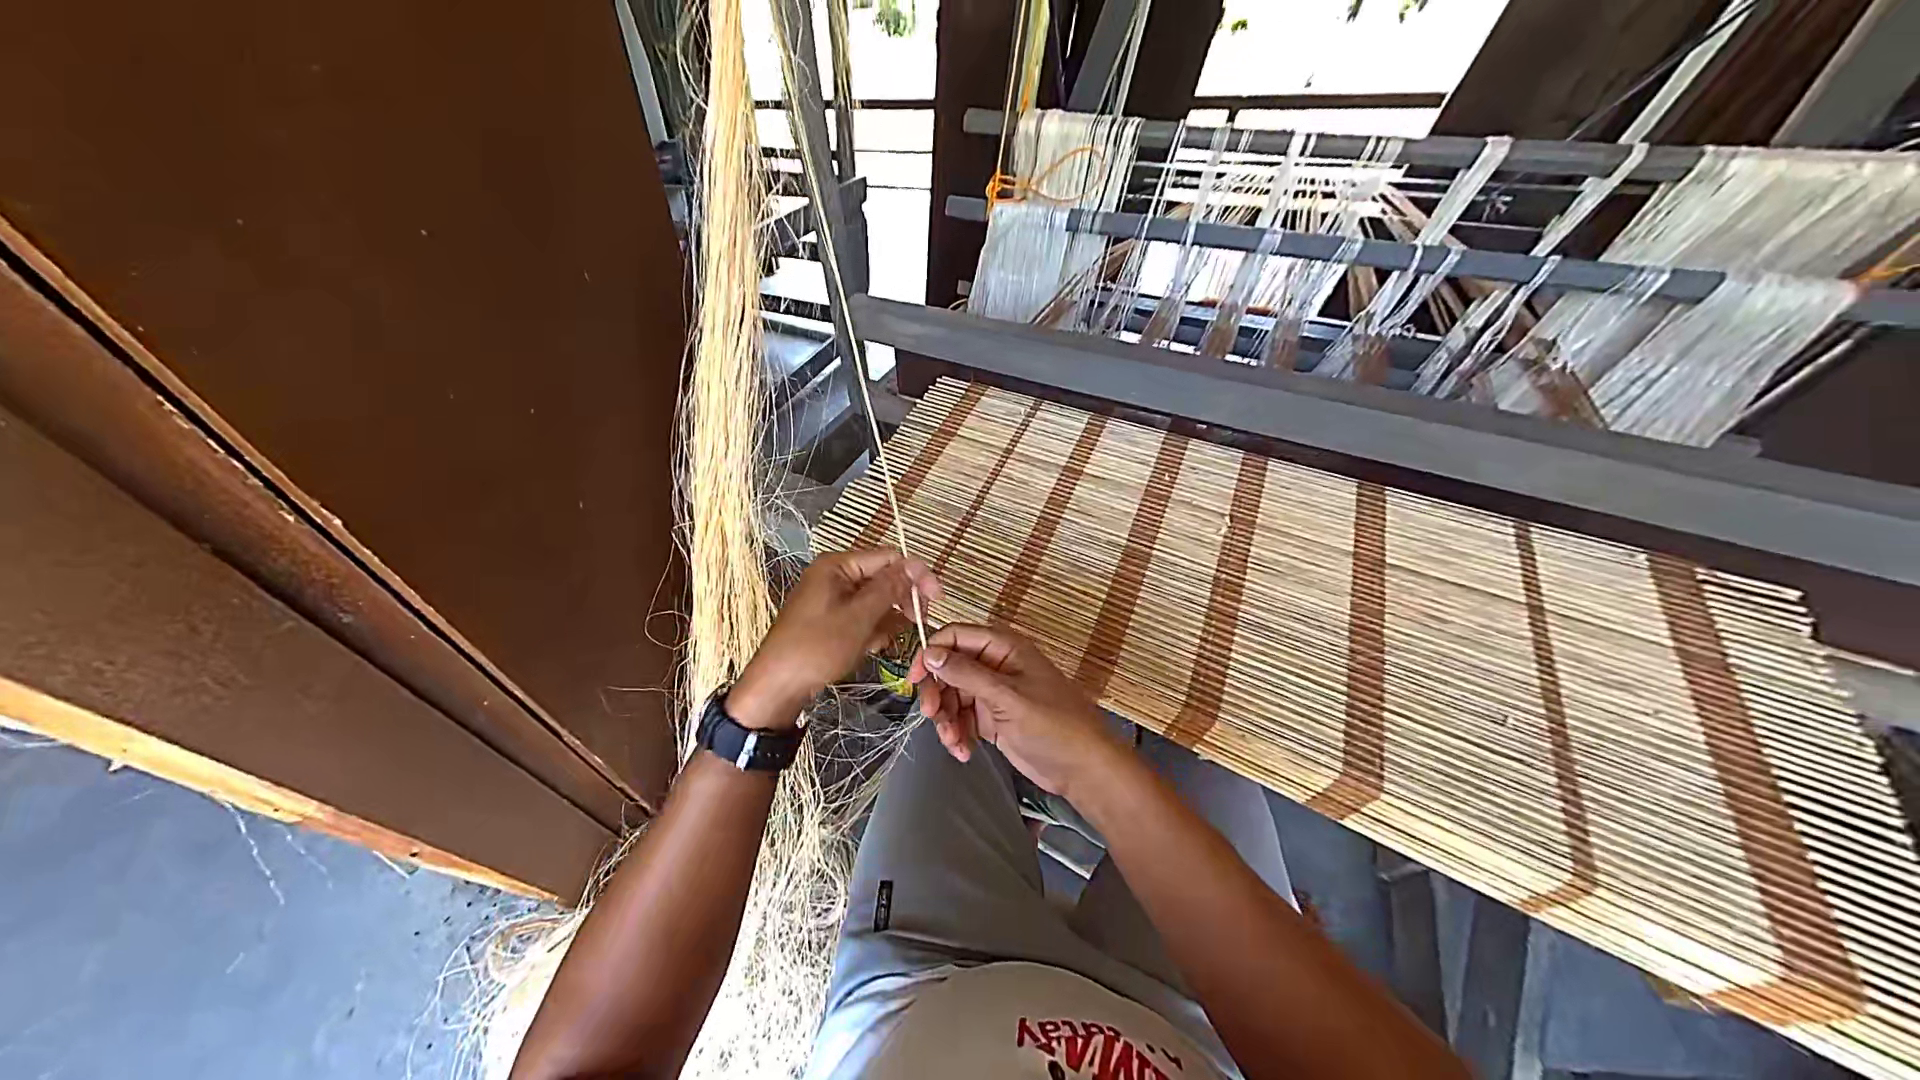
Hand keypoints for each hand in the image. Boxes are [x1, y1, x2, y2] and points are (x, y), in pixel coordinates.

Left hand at [730, 549, 939, 730]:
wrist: (777, 686)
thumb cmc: (815, 648)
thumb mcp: (858, 618)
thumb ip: (889, 589)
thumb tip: (916, 566)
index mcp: (838, 565)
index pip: (889, 558)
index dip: (917, 575)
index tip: (937, 599)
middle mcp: (836, 575)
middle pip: (884, 578)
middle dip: (902, 600)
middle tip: (917, 623)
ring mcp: (833, 598)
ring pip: (877, 601)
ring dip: (887, 620)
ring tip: (880, 641)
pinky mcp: (833, 619)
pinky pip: (863, 617)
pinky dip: (872, 631)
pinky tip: (869, 647)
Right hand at [908, 623, 1126, 798]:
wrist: (1083, 768)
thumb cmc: (1054, 725)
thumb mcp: (1007, 697)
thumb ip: (967, 673)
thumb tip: (931, 653)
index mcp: (1004, 647)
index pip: (956, 636)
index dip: (931, 653)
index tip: (915, 678)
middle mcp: (995, 665)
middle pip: (948, 668)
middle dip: (937, 693)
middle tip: (932, 715)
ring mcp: (993, 693)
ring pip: (951, 696)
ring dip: (945, 719)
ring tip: (954, 742)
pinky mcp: (992, 718)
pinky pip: (961, 718)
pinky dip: (957, 734)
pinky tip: (963, 751)